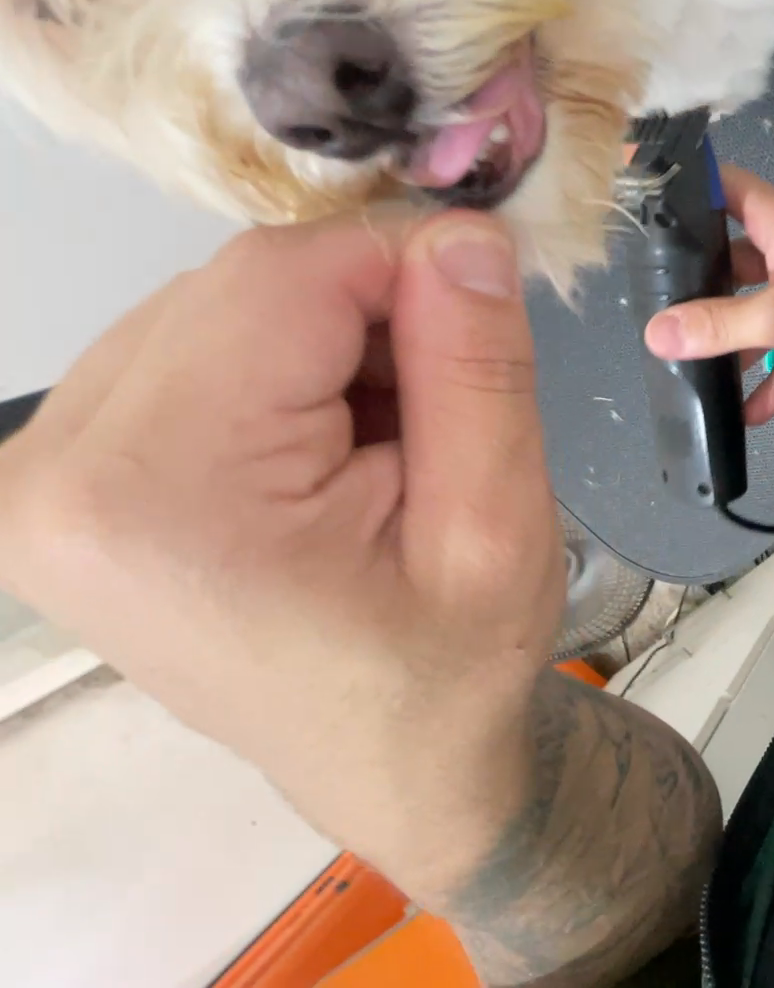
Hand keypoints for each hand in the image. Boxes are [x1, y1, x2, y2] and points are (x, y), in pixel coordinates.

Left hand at [0, 210, 566, 903]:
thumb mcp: (498, 527)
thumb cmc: (455, 665)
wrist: (399, 761)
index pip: (283, 279)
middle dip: (382, 314)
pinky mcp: (78, 475)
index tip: (502, 308)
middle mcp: (54, 467)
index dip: (410, 264)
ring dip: (350, 345)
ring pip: (229, 310)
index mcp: (159, 489)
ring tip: (415, 441)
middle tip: (467, 403)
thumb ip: (481, 378)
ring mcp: (47, 471)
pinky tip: (358, 447)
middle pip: (246, 289)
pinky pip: (209, 355)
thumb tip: (469, 238)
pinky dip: (308, 374)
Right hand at [643, 166, 773, 423]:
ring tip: (682, 361)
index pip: (722, 186)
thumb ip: (719, 325)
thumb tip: (655, 335)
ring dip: (728, 336)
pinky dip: (768, 378)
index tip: (636, 197)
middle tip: (646, 303)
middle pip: (730, 256)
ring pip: (754, 309)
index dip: (683, 185)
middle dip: (693, 279)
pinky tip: (746, 414)